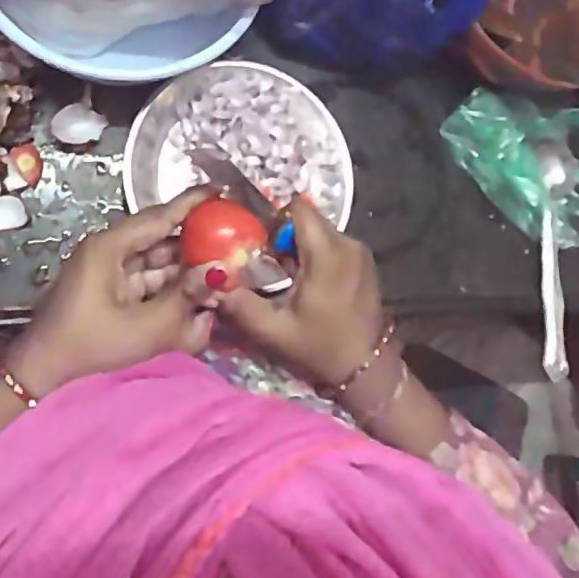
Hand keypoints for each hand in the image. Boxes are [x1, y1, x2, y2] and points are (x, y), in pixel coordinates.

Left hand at [8, 186, 218, 394]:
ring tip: (221, 266)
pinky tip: (197, 290)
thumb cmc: (90, 344)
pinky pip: (148, 277)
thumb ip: (187, 298)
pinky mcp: (111, 287)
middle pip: (162, 236)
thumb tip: (221, 272)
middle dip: (196, 240)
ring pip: (158, 258)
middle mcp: (111, 249)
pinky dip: (171, 283)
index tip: (221, 190)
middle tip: (231, 237)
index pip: (160, 216)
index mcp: (111, 246)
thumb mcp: (144, 326)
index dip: (192, 203)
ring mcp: (109, 268)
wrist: (40, 374)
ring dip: (186, 265)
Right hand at [210, 196, 384, 386]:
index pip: (300, 208)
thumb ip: (240, 304)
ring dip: (302, 244)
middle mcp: (348, 242)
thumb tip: (212, 279)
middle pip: (309, 219)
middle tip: (269, 261)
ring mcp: (359, 251)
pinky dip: (318, 252)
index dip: (277, 217)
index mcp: (328, 253)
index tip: (261, 239)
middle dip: (286, 233)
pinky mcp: (365, 260)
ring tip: (287, 274)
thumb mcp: (274, 331)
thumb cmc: (319, 347)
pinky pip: (334, 243)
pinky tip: (308, 280)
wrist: (366, 369)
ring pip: (322, 230)